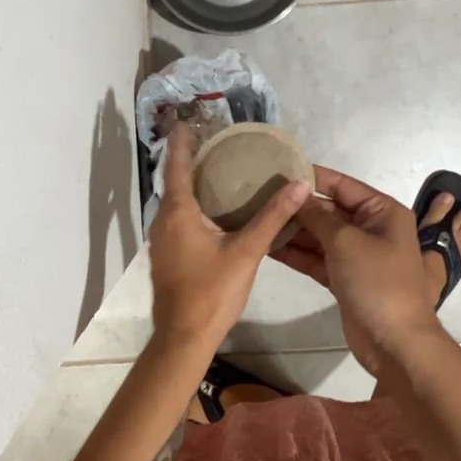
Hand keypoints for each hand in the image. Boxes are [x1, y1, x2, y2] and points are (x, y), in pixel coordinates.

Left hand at [148, 123, 310, 350]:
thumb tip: (298, 185)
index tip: (185, 123)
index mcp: (178, 212)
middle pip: (174, 183)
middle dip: (190, 163)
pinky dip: (191, 208)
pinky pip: (177, 221)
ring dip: (191, 187)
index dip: (182, 144)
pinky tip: (213, 213)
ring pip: (175, 204)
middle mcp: (162, 222)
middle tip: (213, 145)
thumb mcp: (247, 251)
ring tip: (216, 173)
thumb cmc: (212, 291)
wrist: (184, 336)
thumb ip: (272, 217)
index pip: (177, 167)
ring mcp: (161, 242)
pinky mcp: (166, 257)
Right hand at [271, 166, 443, 373]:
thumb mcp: (345, 241)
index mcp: (382, 211)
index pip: (342, 185)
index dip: (311, 176)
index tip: (278, 168)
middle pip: (329, 210)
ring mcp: (358, 255)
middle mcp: (371, 228)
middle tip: (259, 196)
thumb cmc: (376, 281)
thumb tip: (295, 193)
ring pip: (320, 236)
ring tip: (257, 218)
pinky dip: (297, 253)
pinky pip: (317, 258)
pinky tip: (268, 245)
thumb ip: (317, 215)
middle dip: (298, 206)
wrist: (394, 340)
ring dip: (293, 230)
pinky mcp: (344, 278)